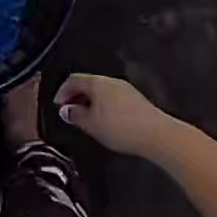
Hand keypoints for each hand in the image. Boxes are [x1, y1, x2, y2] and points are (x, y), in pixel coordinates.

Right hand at [54, 73, 182, 157]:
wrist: (158, 136)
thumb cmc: (121, 128)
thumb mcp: (91, 125)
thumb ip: (75, 116)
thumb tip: (66, 111)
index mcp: (96, 82)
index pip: (72, 80)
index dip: (62, 91)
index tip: (58, 104)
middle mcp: (110, 81)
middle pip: (88, 84)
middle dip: (77, 97)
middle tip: (71, 111)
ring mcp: (126, 89)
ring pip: (102, 91)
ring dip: (92, 102)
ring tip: (88, 118)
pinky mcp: (137, 101)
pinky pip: (114, 98)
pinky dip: (105, 106)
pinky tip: (108, 121)